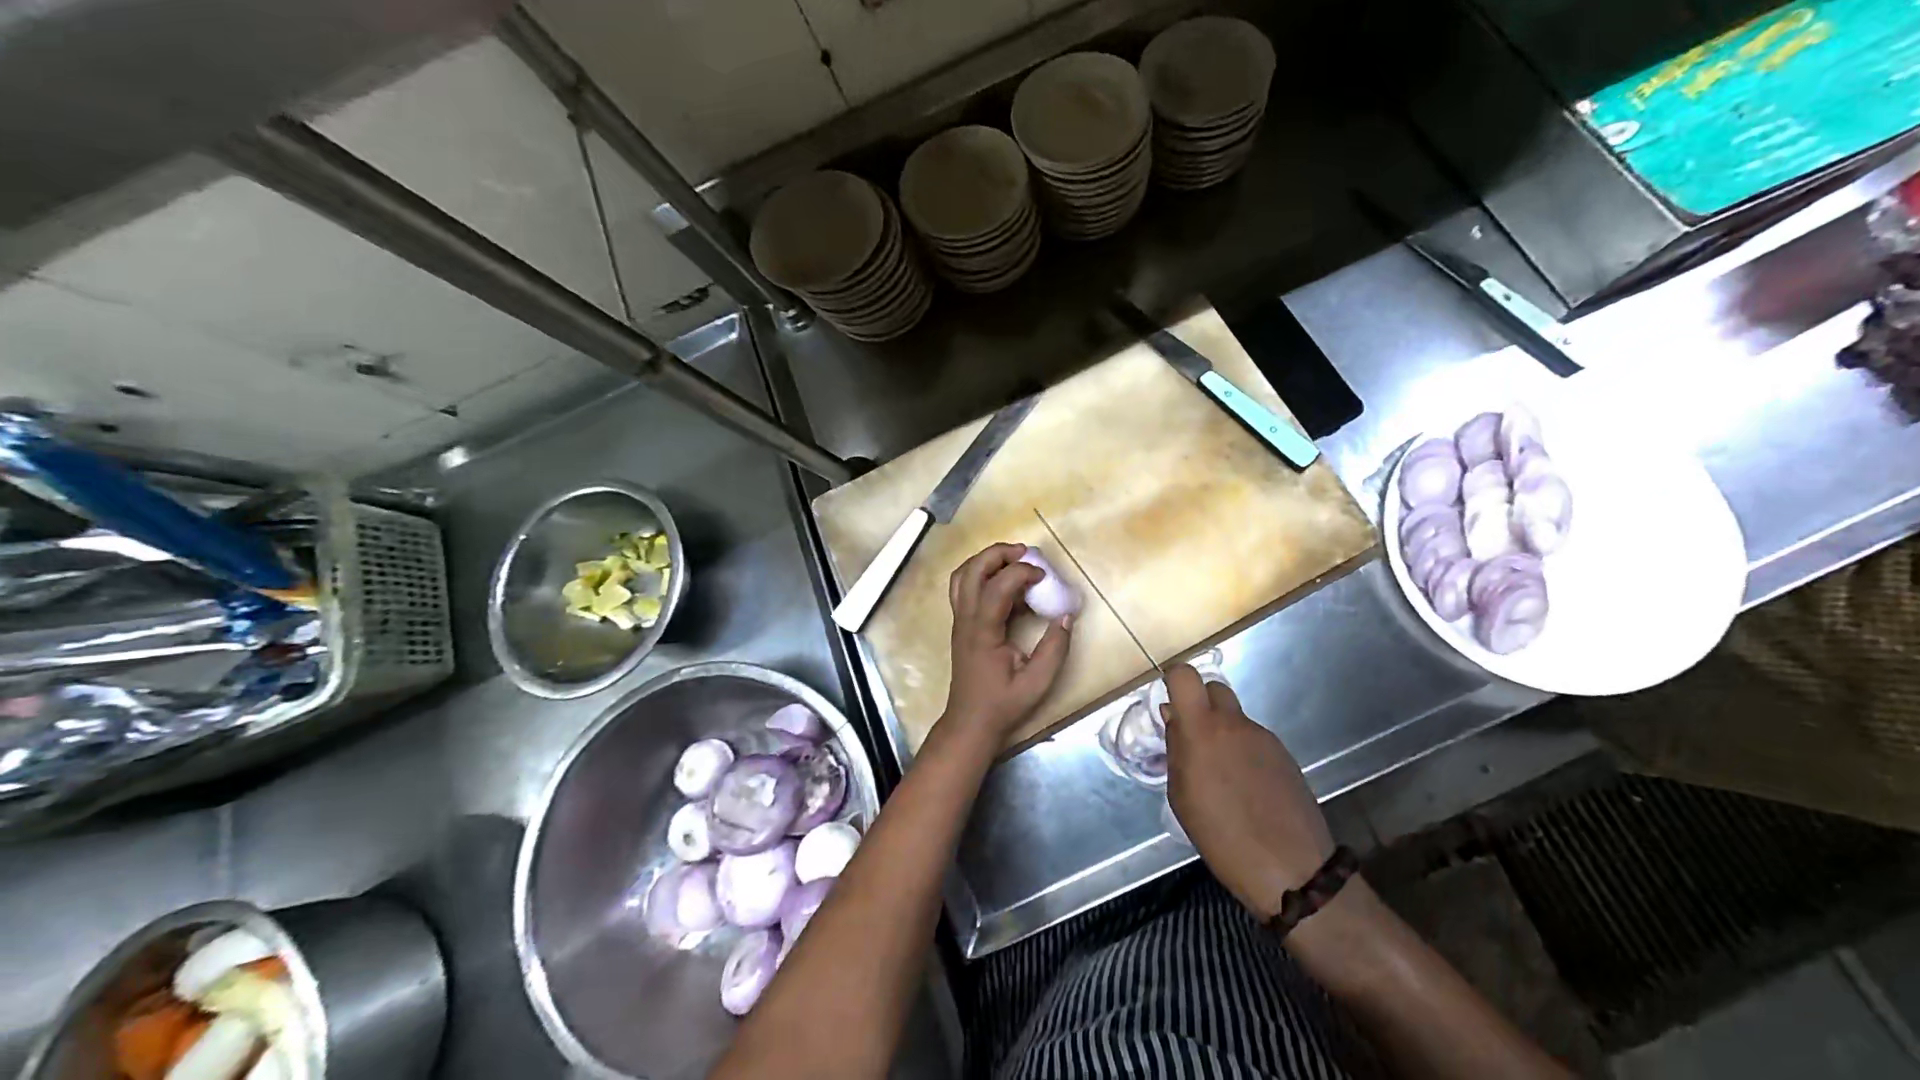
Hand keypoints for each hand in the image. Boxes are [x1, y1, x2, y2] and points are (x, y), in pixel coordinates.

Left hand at [941, 543, 1072, 741]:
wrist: (970, 722)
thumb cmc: (1003, 704)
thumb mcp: (1037, 682)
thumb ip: (1054, 648)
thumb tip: (1066, 616)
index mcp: (982, 632)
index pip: (995, 587)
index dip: (1020, 573)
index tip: (1043, 576)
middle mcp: (965, 620)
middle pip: (971, 571)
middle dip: (998, 554)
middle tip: (1026, 552)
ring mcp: (959, 621)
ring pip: (962, 576)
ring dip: (986, 561)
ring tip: (1014, 560)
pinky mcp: (961, 625)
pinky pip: (964, 588)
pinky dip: (982, 575)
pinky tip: (1007, 584)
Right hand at [1162, 664, 1332, 918]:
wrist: (1291, 869)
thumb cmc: (1221, 836)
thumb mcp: (1181, 795)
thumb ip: (1176, 749)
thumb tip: (1175, 720)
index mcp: (1202, 730)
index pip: (1186, 676)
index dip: (1175, 682)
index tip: (1170, 704)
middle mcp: (1235, 723)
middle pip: (1214, 688)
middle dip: (1200, 703)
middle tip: (1193, 737)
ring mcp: (1264, 737)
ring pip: (1235, 717)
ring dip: (1223, 732)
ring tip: (1221, 775)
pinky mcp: (1284, 755)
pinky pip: (1253, 739)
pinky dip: (1243, 751)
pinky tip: (1245, 787)